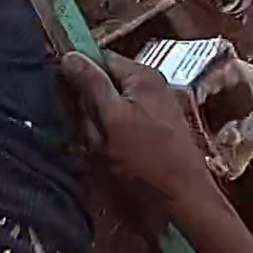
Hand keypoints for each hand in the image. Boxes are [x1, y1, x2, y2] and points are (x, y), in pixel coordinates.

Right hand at [61, 51, 221, 211]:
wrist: (185, 197)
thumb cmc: (149, 156)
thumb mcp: (113, 118)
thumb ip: (91, 84)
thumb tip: (69, 55)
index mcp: (140, 74)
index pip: (99, 57)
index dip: (80, 73)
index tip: (66, 94)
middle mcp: (148, 83)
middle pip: (104, 82)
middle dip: (90, 105)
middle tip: (92, 129)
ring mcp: (152, 105)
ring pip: (109, 106)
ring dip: (99, 125)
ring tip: (104, 146)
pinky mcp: (152, 127)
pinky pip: (120, 123)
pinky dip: (111, 137)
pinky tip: (115, 155)